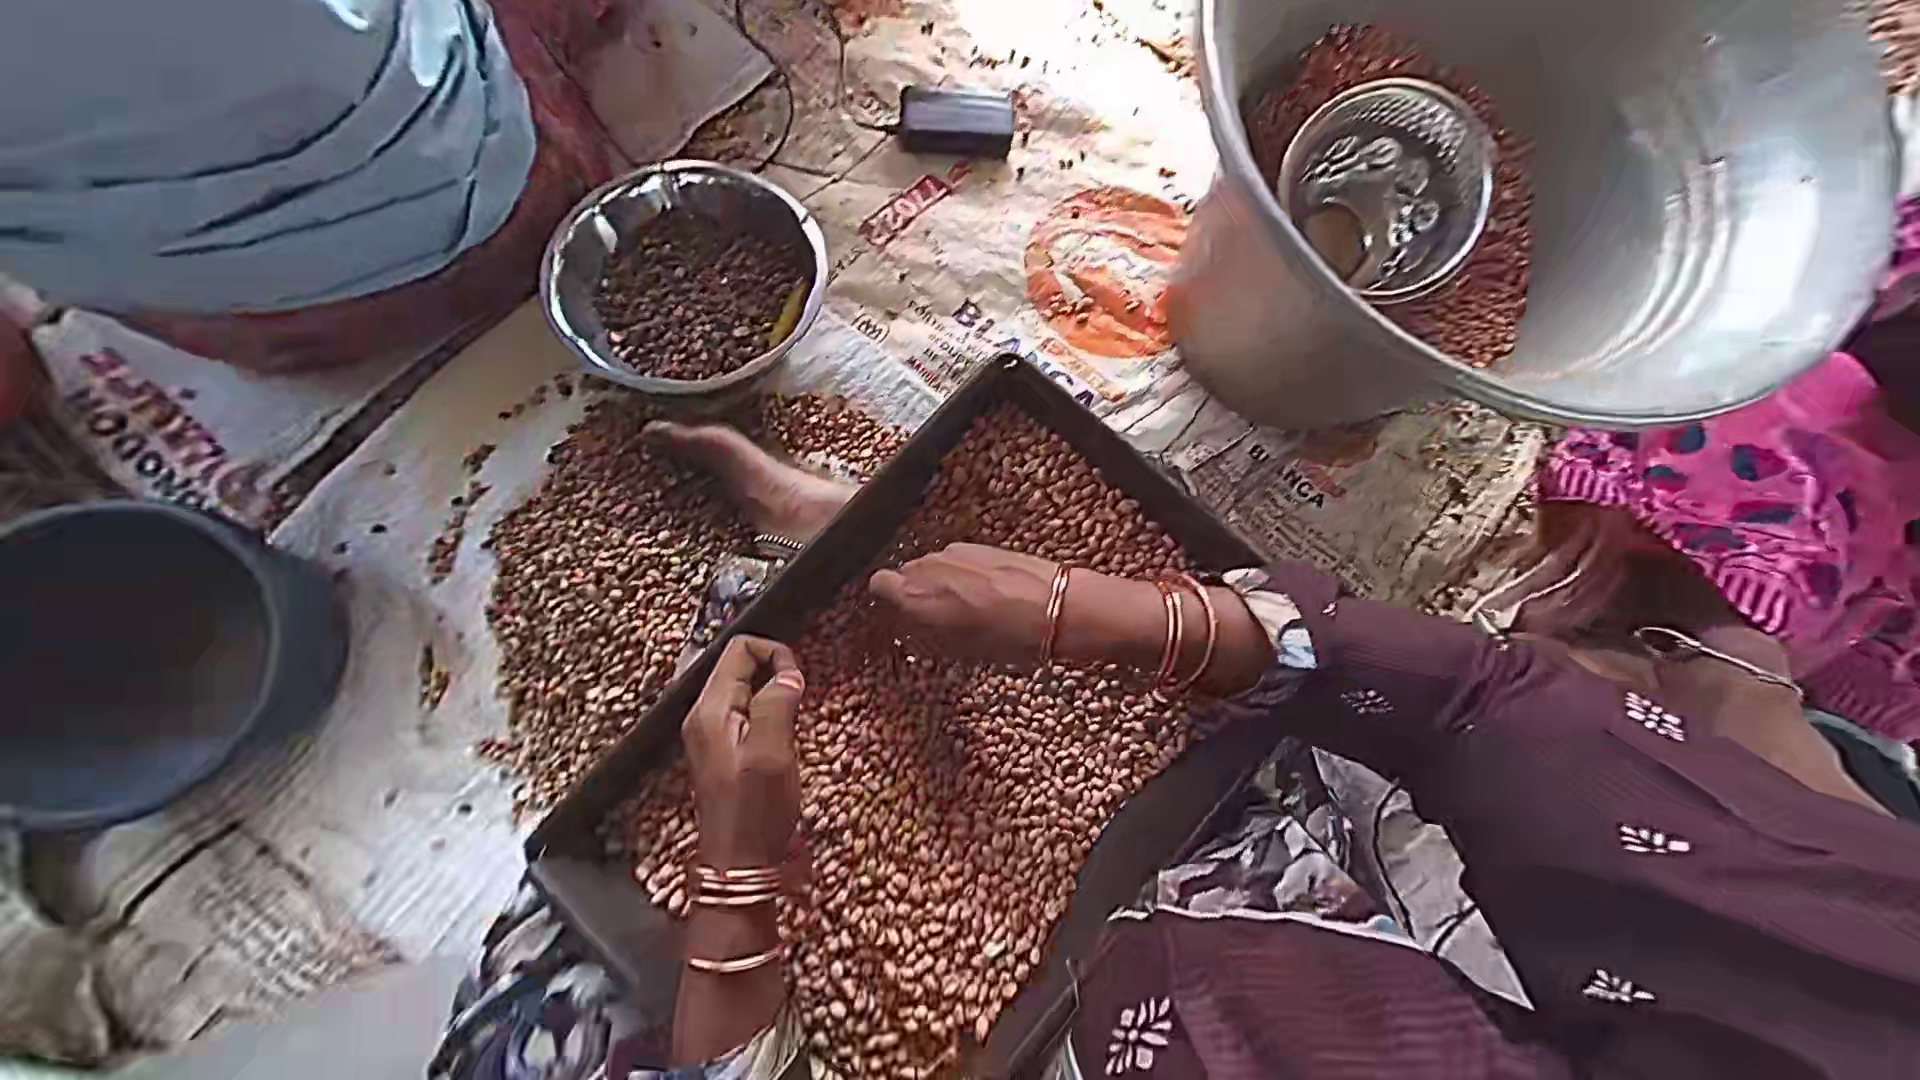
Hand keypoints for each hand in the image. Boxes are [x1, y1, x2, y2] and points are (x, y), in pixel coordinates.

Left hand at [683, 636, 804, 868]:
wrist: (739, 865)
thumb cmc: (756, 811)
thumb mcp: (771, 754)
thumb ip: (777, 705)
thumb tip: (789, 673)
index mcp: (711, 710)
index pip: (739, 649)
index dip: (774, 652)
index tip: (798, 679)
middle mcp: (703, 714)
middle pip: (739, 664)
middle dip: (774, 669)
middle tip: (798, 698)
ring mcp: (710, 731)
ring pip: (744, 685)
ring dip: (772, 690)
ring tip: (792, 714)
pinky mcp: (721, 746)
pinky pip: (744, 708)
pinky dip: (767, 707)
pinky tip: (780, 729)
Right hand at [868, 543, 1060, 664]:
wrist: (1058, 607)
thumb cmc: (1012, 638)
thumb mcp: (963, 650)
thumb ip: (929, 632)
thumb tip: (915, 626)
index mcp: (918, 596)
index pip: (879, 583)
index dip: (886, 596)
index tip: (895, 610)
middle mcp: (930, 568)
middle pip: (906, 572)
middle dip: (914, 590)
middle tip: (932, 614)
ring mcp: (955, 552)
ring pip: (931, 564)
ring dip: (938, 580)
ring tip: (962, 605)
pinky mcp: (979, 545)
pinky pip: (955, 559)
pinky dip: (960, 572)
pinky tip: (981, 591)